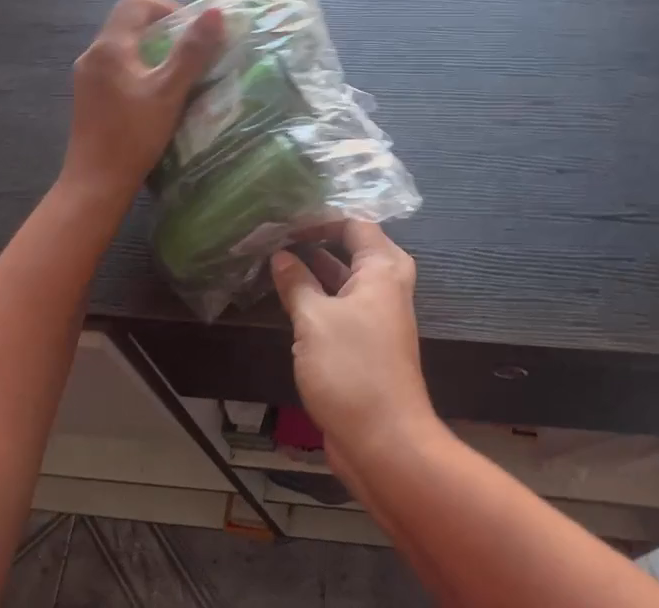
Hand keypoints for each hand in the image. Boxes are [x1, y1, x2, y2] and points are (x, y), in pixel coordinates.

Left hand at [62, 0, 223, 198]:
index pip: (137, 2)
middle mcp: (93, 54)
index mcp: (109, 46)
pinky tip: (158, 96)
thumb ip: (192, 51)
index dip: (168, 7)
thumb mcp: (169, 91)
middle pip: (130, 23)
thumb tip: (215, 13)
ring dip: (155, 52)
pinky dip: (141, 70)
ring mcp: (88, 77)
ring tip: (181, 75)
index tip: (193, 31)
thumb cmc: (134, 135)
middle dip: (166, 30)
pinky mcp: (90, 97)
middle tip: (194, 53)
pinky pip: (118, 68)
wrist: (96, 183)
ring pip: (125, 47)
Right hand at [271, 222, 437, 459]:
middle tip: (275, 233)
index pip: (355, 223)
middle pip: (352, 249)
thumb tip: (281, 256)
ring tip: (272, 257)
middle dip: (315, 239)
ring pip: (344, 280)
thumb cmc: (352, 369)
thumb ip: (296, 283)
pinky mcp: (366, 344)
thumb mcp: (314, 320)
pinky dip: (318, 297)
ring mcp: (377, 317)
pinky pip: (341, 307)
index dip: (320, 216)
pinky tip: (286, 297)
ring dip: (313, 270)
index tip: (283, 217)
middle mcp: (386, 287)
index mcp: (383, 269)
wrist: (385, 442)